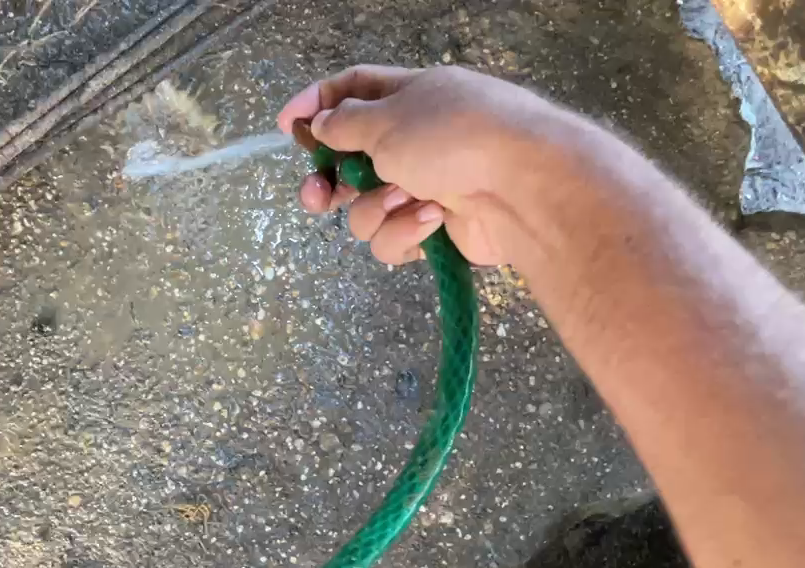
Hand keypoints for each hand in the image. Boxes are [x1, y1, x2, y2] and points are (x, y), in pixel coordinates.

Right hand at [276, 65, 567, 266]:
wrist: (519, 187)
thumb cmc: (454, 136)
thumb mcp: (389, 120)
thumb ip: (346, 124)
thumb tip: (321, 123)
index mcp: (404, 98)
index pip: (350, 91)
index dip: (315, 106)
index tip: (285, 127)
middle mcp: (410, 141)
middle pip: (349, 164)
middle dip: (329, 184)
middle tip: (316, 197)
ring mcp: (422, 188)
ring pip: (366, 210)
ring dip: (376, 210)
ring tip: (407, 200)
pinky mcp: (432, 231)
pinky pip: (392, 239)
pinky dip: (404, 234)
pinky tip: (431, 222)